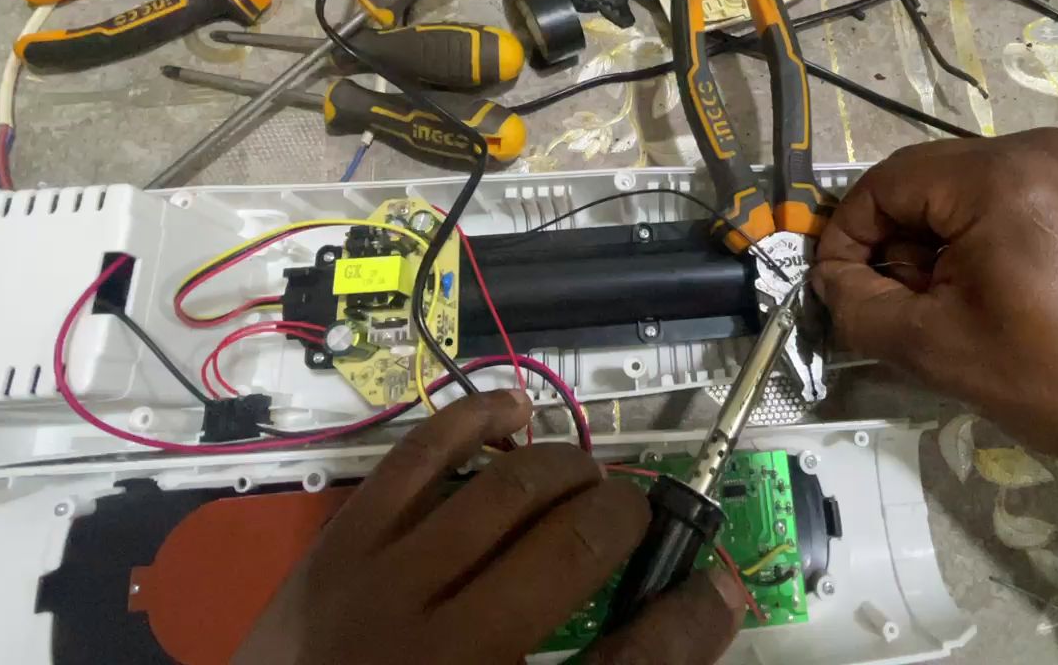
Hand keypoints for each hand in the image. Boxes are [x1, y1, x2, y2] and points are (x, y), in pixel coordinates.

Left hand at [234, 390, 745, 664]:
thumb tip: (690, 608)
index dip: (689, 621)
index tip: (718, 584)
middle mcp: (439, 653)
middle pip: (569, 551)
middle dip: (622, 518)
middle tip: (631, 517)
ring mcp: (379, 587)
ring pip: (507, 489)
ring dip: (566, 469)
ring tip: (584, 476)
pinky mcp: (339, 542)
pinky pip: (423, 453)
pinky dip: (480, 418)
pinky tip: (516, 416)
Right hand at [813, 131, 1057, 485]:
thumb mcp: (934, 347)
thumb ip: (857, 305)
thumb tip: (829, 278)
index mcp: (997, 175)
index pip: (884, 184)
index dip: (849, 236)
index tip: (842, 288)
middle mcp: (1037, 149)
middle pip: (924, 183)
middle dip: (896, 243)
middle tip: (902, 304)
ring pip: (963, 191)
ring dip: (936, 242)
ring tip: (952, 303)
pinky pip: (1008, 197)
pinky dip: (980, 237)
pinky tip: (998, 291)